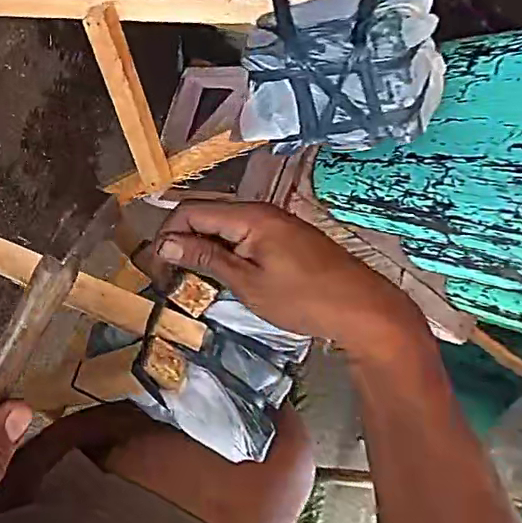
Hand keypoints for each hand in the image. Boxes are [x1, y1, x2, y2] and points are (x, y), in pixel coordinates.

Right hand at [150, 202, 425, 354]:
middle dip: (179, 238)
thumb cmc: (305, 300)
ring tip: (188, 275)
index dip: (166, 235)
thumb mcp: (246, 282)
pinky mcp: (284, 236)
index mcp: (249, 216)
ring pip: (221, 224)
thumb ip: (204, 257)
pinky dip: (222, 248)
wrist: (366, 311)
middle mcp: (260, 210)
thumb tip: (165, 243)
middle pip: (204, 213)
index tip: (155, 265)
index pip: (190, 211)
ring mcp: (275, 222)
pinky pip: (241, 233)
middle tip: (166, 272)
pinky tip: (219, 271)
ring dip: (200, 244)